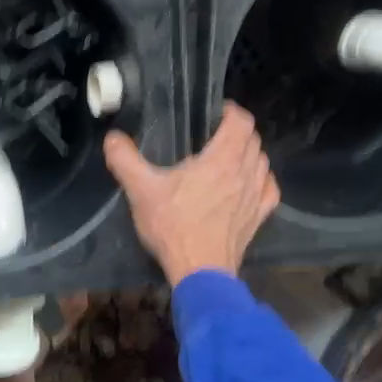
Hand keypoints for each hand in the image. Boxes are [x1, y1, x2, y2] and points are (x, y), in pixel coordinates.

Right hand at [103, 102, 279, 285]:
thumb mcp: (140, 190)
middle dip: (237, 131)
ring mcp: (256, 195)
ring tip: (227, 157)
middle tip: (212, 134)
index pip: (241, 122)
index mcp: (221, 159)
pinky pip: (269, 187)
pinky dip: (261, 178)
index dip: (231, 111)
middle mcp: (245, 172)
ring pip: (262, 161)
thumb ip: (124, 160)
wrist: (199, 270)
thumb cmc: (172, 226)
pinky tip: (248, 183)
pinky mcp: (259, 216)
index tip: (214, 111)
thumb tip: (112, 137)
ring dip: (248, 153)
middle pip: (253, 140)